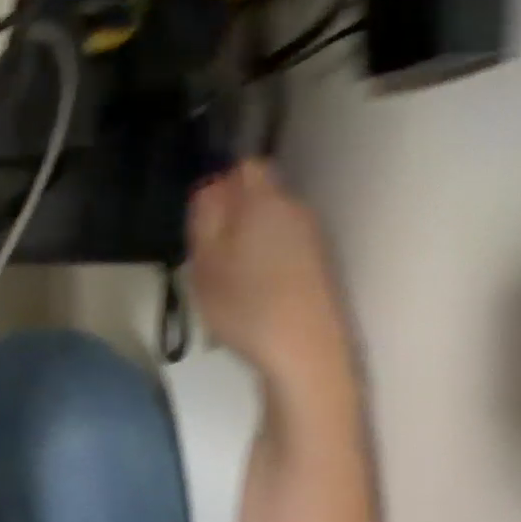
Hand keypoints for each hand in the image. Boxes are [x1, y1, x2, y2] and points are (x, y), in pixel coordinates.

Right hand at [189, 160, 351, 387]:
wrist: (305, 355)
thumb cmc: (245, 305)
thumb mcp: (205, 261)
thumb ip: (205, 218)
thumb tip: (210, 188)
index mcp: (265, 203)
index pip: (247, 166)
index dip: (222, 180)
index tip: (201, 211)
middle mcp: (296, 211)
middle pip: (260, 194)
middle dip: (232, 211)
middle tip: (204, 248)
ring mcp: (313, 240)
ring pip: (270, 221)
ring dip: (246, 237)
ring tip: (224, 274)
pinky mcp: (319, 267)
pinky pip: (283, 245)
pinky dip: (263, 257)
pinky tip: (250, 290)